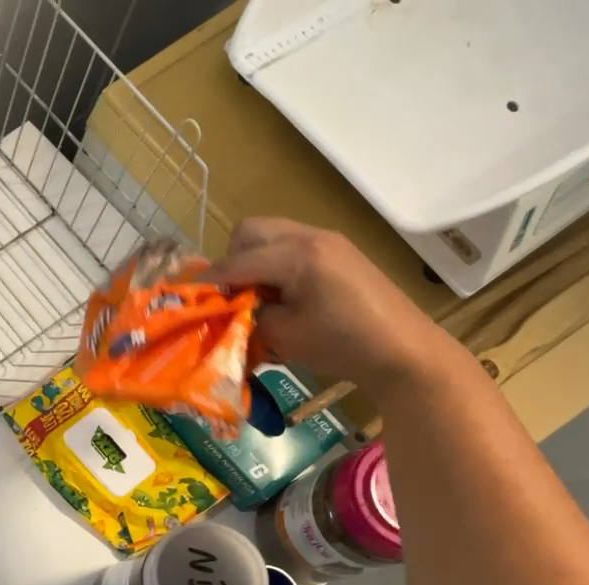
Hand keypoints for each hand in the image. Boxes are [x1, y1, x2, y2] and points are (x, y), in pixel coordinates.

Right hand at [201, 218, 464, 394]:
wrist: (401, 348)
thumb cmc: (340, 345)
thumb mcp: (283, 336)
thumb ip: (249, 315)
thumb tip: (230, 309)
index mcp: (298, 256)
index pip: (237, 261)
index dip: (209, 282)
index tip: (187, 299)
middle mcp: (311, 237)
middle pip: (251, 231)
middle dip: (230, 260)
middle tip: (228, 296)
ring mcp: (327, 241)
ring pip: (270, 234)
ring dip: (252, 260)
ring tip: (253, 297)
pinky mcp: (336, 252)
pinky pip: (289, 246)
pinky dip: (272, 263)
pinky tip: (278, 295)